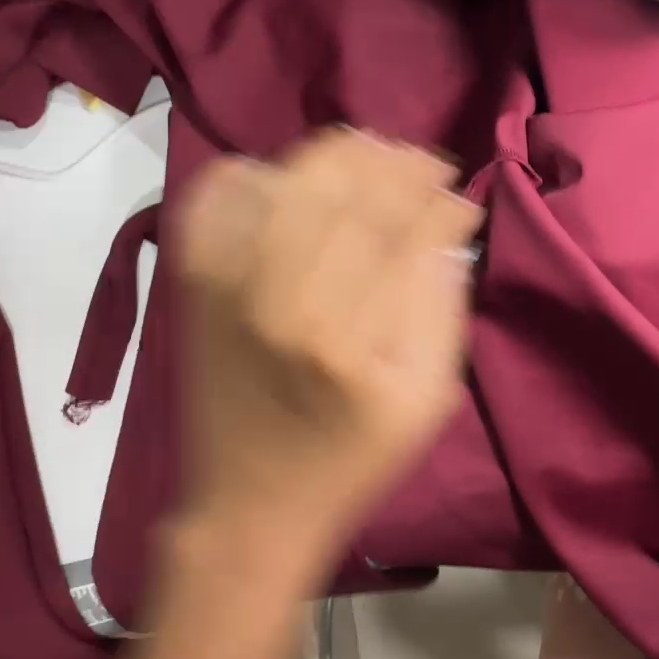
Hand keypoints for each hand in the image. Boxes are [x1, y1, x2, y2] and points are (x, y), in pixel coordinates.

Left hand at [175, 128, 481, 555]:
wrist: (251, 503)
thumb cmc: (354, 458)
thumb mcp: (427, 400)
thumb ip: (441, 311)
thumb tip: (449, 234)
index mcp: (350, 338)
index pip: (405, 233)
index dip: (441, 202)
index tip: (464, 194)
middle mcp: (282, 297)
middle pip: (350, 195)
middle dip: (400, 167)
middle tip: (430, 165)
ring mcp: (227, 282)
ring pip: (292, 182)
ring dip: (343, 157)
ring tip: (378, 155)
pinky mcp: (193, 279)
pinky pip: (220, 195)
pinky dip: (257, 171)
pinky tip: (294, 178)